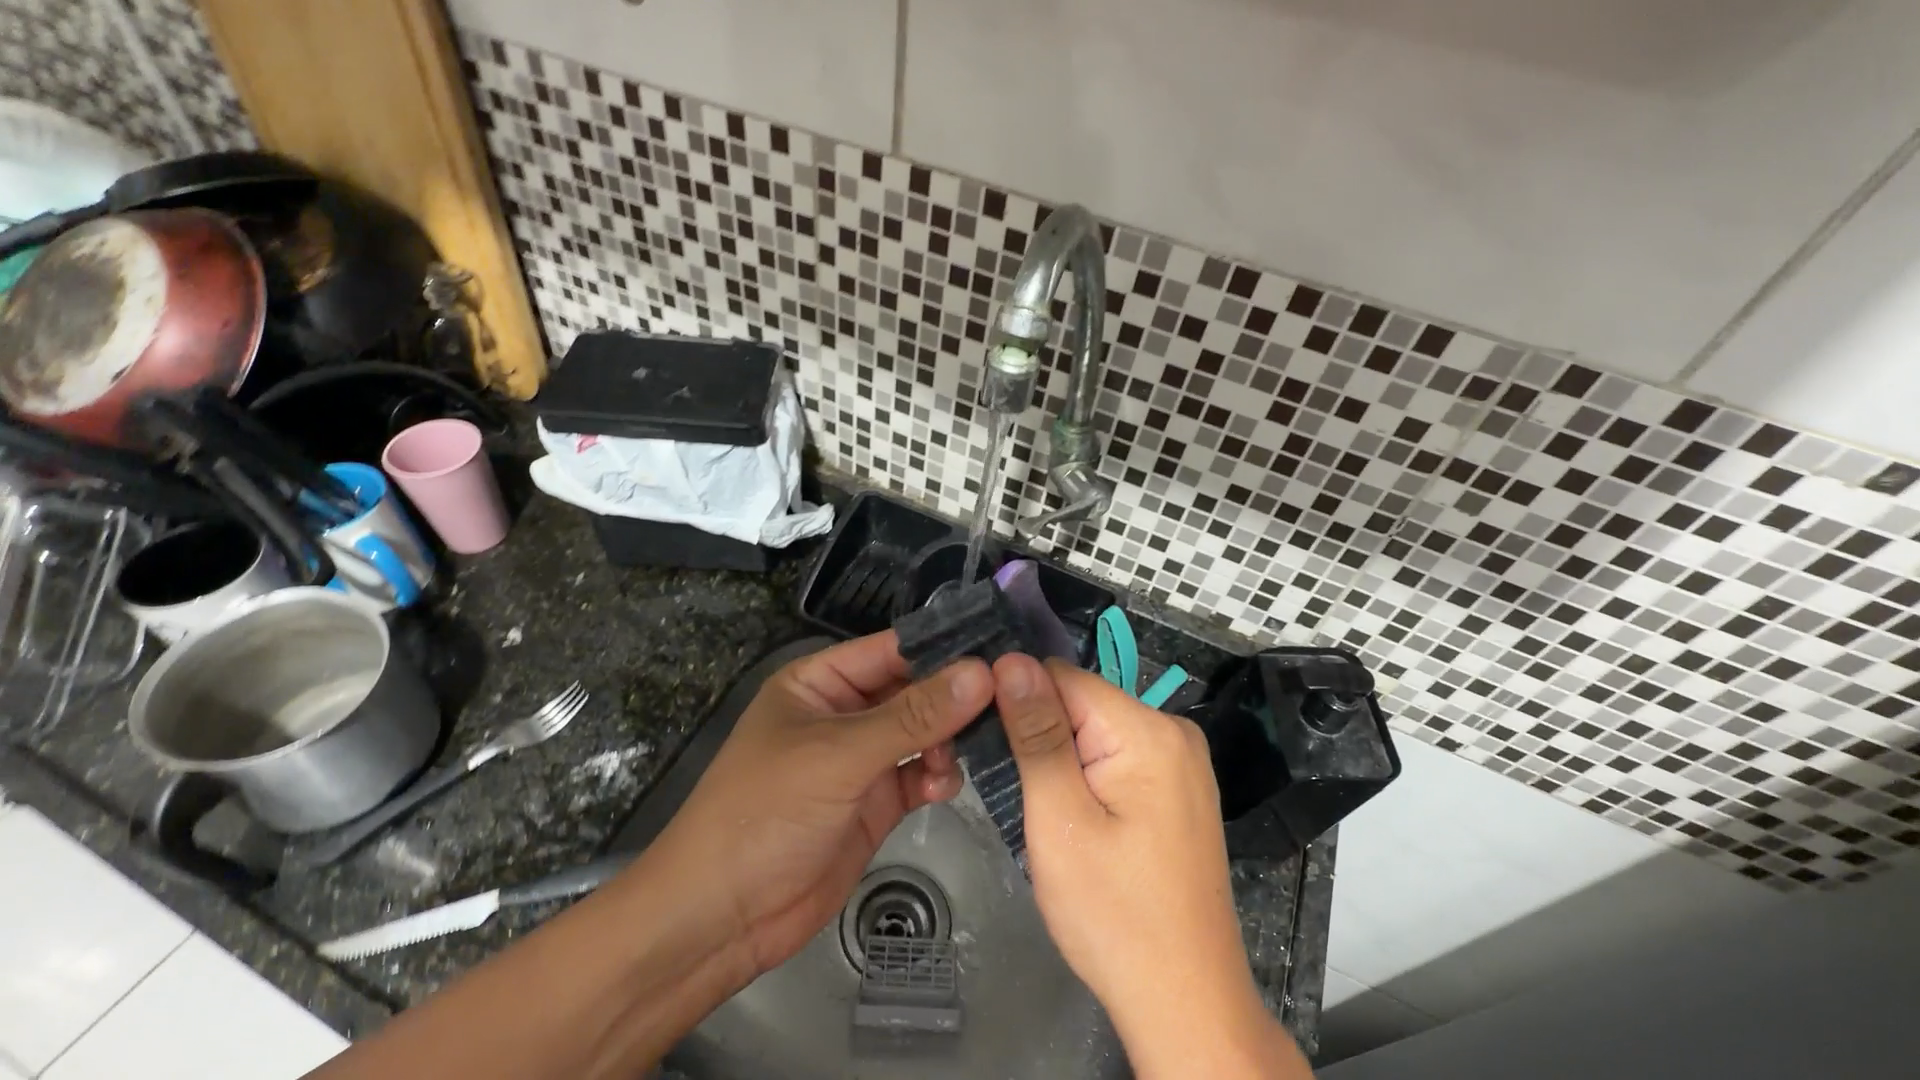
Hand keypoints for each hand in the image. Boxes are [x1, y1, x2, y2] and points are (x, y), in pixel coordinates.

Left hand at [647, 632, 992, 977]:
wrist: (723, 916)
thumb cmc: (767, 813)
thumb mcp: (839, 755)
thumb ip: (913, 716)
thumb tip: (982, 672)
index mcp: (819, 682)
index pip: (892, 649)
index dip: (944, 647)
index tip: (1003, 651)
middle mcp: (844, 713)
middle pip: (914, 690)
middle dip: (955, 697)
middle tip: (1010, 701)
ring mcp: (861, 761)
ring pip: (923, 734)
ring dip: (949, 741)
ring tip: (965, 753)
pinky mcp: (876, 804)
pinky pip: (920, 776)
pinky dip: (937, 777)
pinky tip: (943, 789)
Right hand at [994, 655, 1307, 1077]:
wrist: (1185, 1001)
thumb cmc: (1114, 915)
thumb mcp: (1060, 820)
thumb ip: (1037, 734)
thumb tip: (1011, 660)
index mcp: (1148, 731)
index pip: (1061, 676)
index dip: (1015, 700)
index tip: (979, 735)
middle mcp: (1174, 733)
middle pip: (1081, 703)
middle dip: (1037, 733)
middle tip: (1006, 787)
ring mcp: (1181, 766)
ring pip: (1095, 734)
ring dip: (1058, 760)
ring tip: (1035, 808)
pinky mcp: (1178, 795)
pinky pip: (1117, 762)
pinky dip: (1085, 780)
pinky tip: (1070, 819)